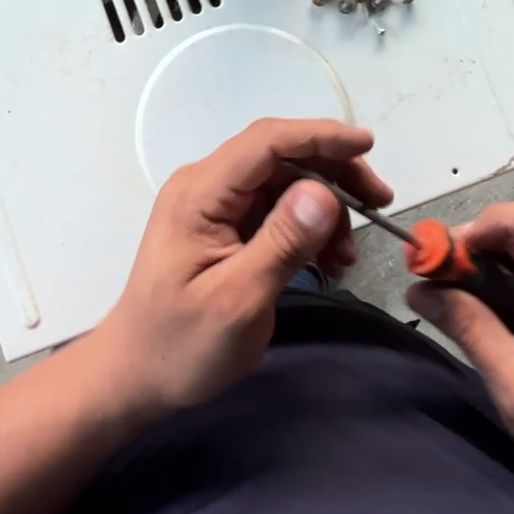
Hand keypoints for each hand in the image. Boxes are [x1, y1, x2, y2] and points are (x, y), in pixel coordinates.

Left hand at [92, 118, 392, 414]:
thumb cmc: (180, 346)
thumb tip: (324, 193)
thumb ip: (282, 243)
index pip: (266, 142)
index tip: (367, 145)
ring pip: (284, 181)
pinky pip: (277, 208)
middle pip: (280, 155)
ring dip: (326, 207)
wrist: (135, 377)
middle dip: (334, 171)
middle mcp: (206, 185)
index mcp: (200, 193)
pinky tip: (330, 259)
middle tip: (378, 202)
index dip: (320, 136)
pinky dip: (309, 226)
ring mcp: (215, 205)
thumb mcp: (238, 301)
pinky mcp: (225, 225)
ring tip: (348, 254)